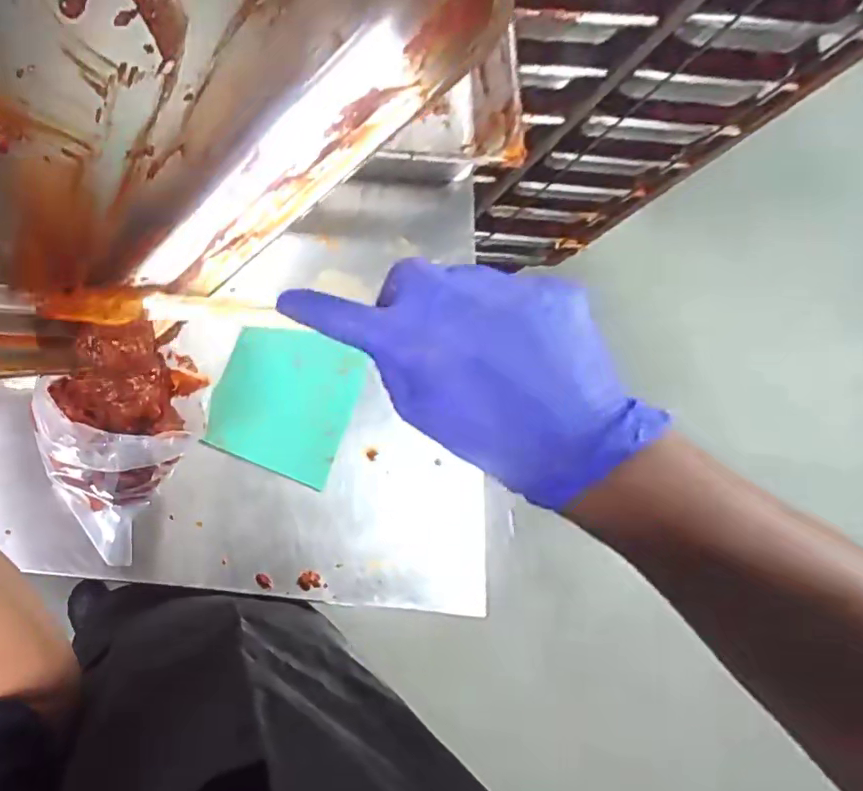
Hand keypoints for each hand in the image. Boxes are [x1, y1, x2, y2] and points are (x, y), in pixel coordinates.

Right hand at [276, 259, 668, 509]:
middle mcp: (450, 299)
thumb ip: (396, 364)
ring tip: (482, 352)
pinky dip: (502, 316)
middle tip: (418, 338)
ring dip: (456, 309)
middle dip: (402, 302)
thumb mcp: (418, 408)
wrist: (574, 439)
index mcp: (410, 340)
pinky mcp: (547, 288)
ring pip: (460, 284)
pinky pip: (507, 294)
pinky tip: (520, 349)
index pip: (347, 319)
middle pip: (408, 279)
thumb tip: (395, 338)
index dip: (315, 310)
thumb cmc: (482, 436)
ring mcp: (503, 287)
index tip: (288, 300)